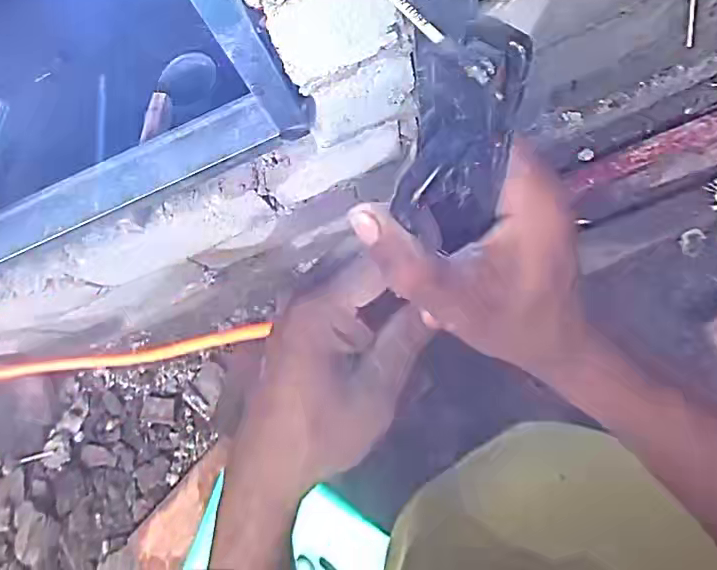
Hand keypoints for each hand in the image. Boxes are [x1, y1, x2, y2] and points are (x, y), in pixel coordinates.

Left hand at [214, 256, 432, 566]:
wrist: (270, 459)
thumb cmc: (323, 431)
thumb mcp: (375, 391)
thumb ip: (405, 339)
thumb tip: (437, 299)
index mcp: (321, 303)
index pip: (375, 261)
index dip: (412, 257)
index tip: (446, 258)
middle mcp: (305, 289)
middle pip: (359, 258)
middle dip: (398, 262)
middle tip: (439, 269)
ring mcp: (298, 299)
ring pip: (349, 271)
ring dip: (381, 277)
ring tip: (421, 286)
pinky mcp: (298, 313)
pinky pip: (337, 288)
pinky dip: (364, 293)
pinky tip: (390, 308)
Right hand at [348, 142, 597, 384]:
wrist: (556, 350)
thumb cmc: (511, 323)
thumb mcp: (450, 298)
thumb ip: (403, 260)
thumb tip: (358, 214)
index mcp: (529, 190)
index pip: (476, 136)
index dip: (435, 145)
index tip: (402, 163)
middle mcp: (539, 180)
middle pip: (473, 147)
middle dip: (434, 165)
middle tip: (400, 188)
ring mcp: (536, 190)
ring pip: (477, 162)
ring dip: (444, 179)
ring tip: (413, 202)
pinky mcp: (528, 202)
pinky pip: (485, 178)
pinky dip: (459, 191)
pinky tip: (437, 216)